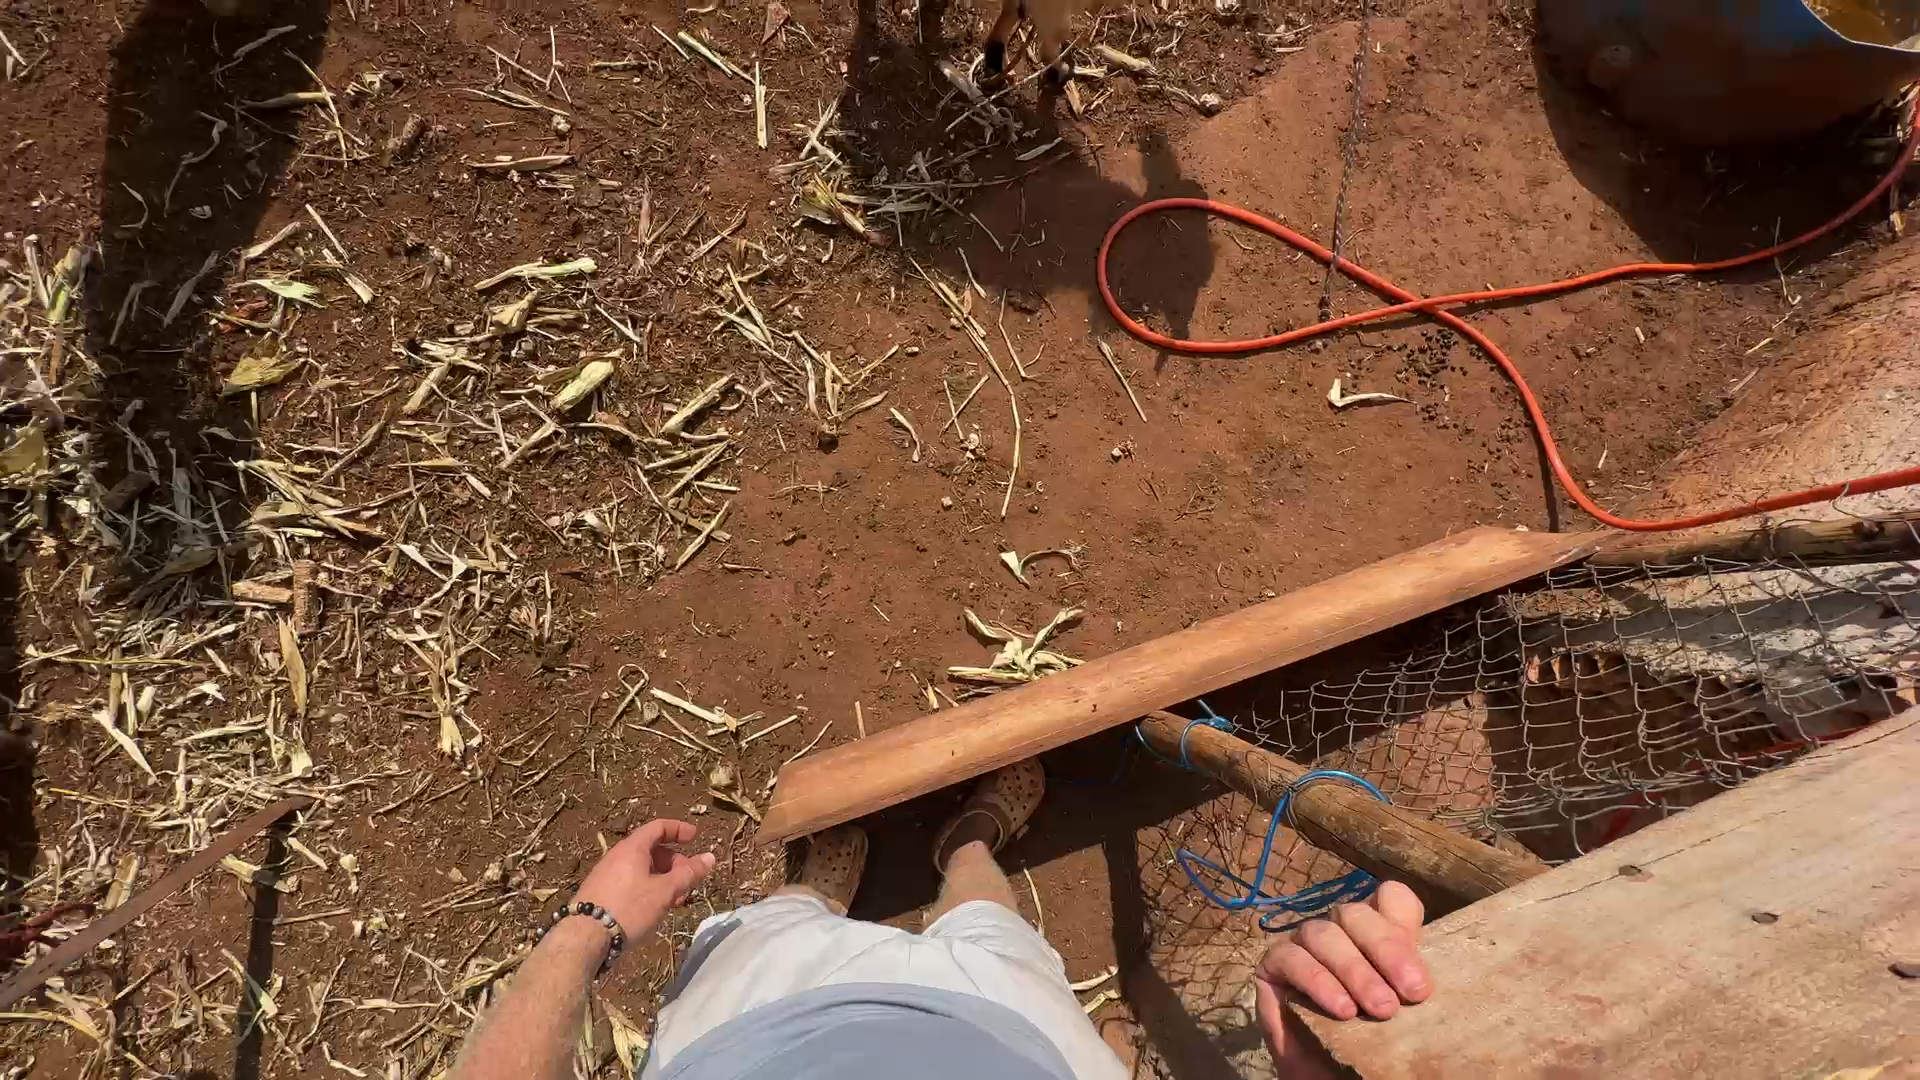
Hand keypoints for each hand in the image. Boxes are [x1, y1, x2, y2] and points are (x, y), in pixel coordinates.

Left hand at [573, 820, 716, 938]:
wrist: (581, 940)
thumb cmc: (628, 908)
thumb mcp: (665, 891)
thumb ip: (689, 873)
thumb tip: (710, 857)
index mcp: (632, 848)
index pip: (659, 827)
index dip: (679, 829)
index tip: (695, 837)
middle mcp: (616, 856)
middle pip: (651, 849)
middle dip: (674, 862)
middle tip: (688, 879)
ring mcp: (605, 876)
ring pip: (640, 869)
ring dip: (662, 879)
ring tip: (674, 900)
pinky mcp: (598, 895)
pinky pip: (629, 882)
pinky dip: (646, 888)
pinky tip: (652, 909)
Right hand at [1254, 881, 1430, 1076]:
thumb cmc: (1372, 1064)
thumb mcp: (1408, 1033)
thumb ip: (1416, 1004)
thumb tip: (1436, 994)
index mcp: (1377, 943)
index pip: (1390, 900)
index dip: (1403, 919)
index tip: (1421, 975)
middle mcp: (1340, 937)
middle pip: (1356, 913)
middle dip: (1386, 947)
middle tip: (1412, 993)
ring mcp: (1303, 947)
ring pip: (1323, 933)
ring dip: (1353, 968)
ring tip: (1381, 1010)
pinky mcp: (1273, 966)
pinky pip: (1290, 956)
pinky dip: (1317, 979)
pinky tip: (1341, 1010)